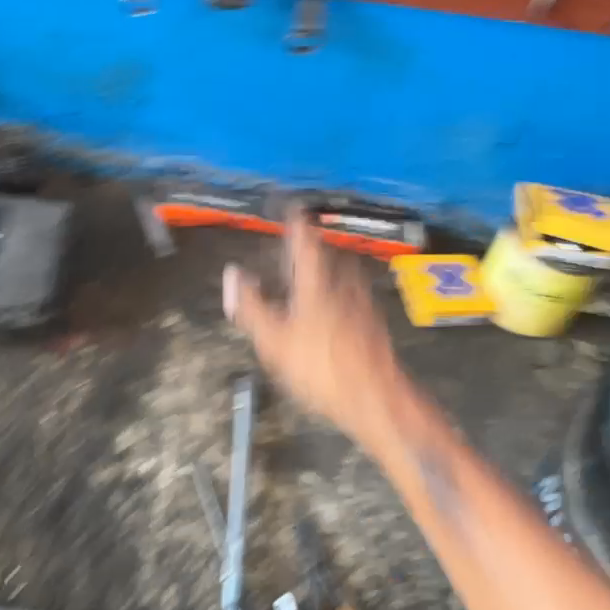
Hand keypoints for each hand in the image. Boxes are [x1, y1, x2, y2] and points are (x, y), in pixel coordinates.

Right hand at [223, 215, 406, 448]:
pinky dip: (339, 298)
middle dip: (314, 250)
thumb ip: (251, 305)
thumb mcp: (273, 339)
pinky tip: (331, 316)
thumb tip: (232, 275)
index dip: (297, 224)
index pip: (305, 243)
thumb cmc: (321, 368)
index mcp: (317, 284)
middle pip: (329, 259)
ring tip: (314, 277)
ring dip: (328, 273)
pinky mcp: (374, 329)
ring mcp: (363, 308)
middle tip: (301, 245)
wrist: (377, 400)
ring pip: (344, 279)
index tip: (293, 208)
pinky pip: (353, 300)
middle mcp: (344, 288)